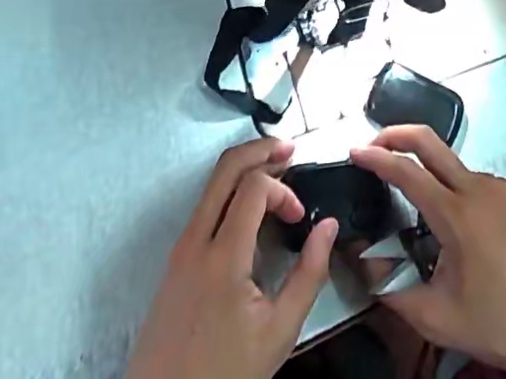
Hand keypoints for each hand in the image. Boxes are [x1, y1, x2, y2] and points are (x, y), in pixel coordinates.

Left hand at [126, 137, 338, 378]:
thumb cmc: (226, 371)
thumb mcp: (280, 331)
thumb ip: (309, 273)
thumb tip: (329, 225)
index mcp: (222, 257)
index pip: (253, 186)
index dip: (283, 188)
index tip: (299, 216)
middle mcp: (195, 241)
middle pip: (225, 168)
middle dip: (261, 149)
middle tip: (290, 149)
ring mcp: (180, 248)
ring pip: (211, 184)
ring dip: (246, 168)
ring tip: (278, 173)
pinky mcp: (176, 259)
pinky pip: (204, 206)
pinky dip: (232, 190)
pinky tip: (253, 205)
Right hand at [350, 127, 505, 378]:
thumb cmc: (490, 321)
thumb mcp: (430, 314)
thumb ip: (386, 283)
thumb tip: (359, 254)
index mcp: (457, 216)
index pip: (408, 172)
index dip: (376, 158)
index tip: (354, 152)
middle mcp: (478, 190)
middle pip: (431, 141)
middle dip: (397, 134)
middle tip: (371, 145)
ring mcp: (496, 187)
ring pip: (448, 161)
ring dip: (421, 163)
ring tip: (398, 187)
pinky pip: (467, 176)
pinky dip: (445, 182)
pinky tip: (437, 211)